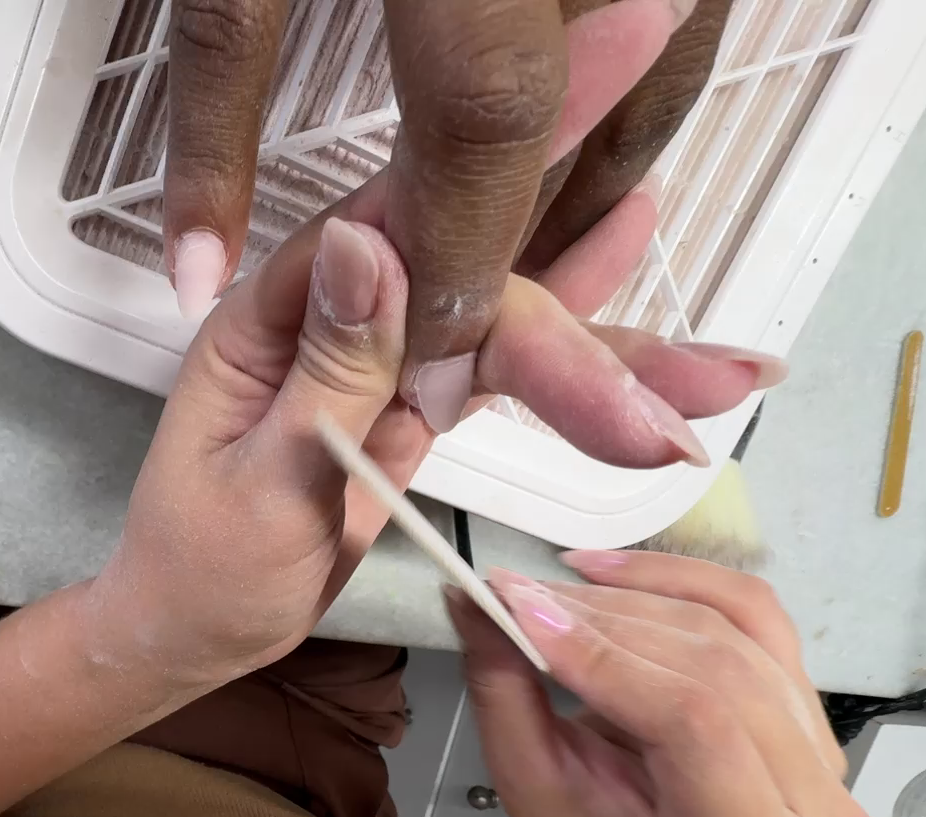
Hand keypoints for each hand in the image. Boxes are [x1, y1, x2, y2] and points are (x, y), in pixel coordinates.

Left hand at [91, 42, 778, 689]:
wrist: (200, 629)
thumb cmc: (204, 570)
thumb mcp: (264, 479)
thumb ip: (327, 370)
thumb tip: (369, 237)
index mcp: (266, 326)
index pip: (382, 227)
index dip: (485, 167)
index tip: (591, 78)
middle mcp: (325, 330)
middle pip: (459, 287)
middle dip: (574, 320)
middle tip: (713, 361)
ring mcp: (372, 372)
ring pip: (493, 337)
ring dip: (604, 356)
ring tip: (725, 372)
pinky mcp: (402, 417)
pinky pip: (489, 386)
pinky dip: (564, 382)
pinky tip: (651, 362)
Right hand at [448, 551, 871, 816]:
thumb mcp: (522, 770)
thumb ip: (501, 684)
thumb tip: (469, 598)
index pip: (692, 725)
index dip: (604, 656)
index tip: (518, 610)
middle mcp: (816, 801)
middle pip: (716, 667)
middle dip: (604, 618)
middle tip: (517, 592)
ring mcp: (823, 741)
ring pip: (729, 628)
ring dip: (626, 593)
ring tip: (549, 588)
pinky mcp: (803, 691)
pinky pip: (748, 604)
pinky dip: (672, 574)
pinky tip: (605, 569)